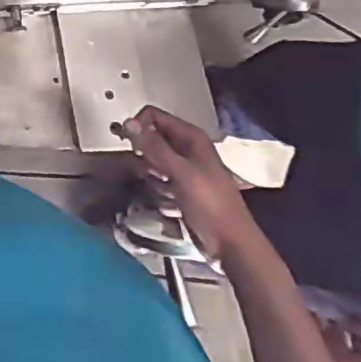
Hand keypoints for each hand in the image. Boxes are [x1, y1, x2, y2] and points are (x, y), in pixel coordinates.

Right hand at [120, 106, 261, 262]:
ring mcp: (186, 168)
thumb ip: (154, 146)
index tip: (127, 143)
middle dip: (144, 151)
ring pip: (154, 159)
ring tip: (159, 187)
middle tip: (147, 169)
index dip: (138, 125)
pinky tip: (166, 200)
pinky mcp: (182, 187)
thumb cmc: (210, 205)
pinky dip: (157, 186)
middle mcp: (187, 148)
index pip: (154, 116)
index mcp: (191, 137)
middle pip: (153, 137)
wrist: (233, 246)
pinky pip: (160, 178)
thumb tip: (128, 122)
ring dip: (150, 172)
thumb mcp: (180, 172)